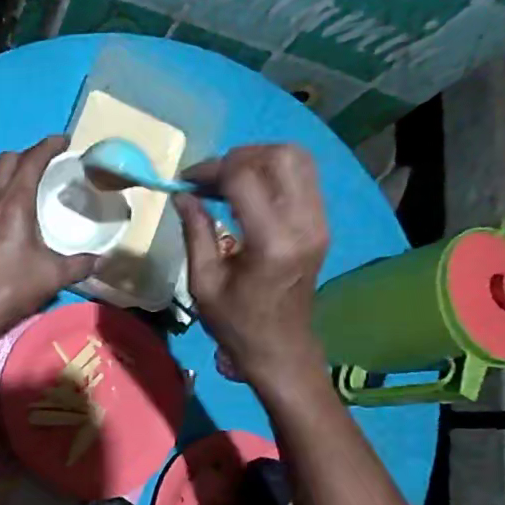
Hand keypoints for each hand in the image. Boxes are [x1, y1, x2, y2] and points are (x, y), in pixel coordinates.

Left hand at [0, 135, 96, 350]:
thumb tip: (99, 259)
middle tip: (50, 164)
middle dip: (28, 155)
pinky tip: (13, 219)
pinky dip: (1, 197)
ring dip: (12, 176)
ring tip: (34, 190)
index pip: (31, 160)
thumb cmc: (10, 289)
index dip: (48, 146)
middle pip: (6, 161)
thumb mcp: (53, 276)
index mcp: (12, 203)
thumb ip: (80, 264)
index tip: (64, 141)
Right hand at [175, 144, 329, 389]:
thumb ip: (195, 231)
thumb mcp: (203, 281)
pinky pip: (303, 177)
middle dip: (240, 156)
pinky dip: (273, 173)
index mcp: (272, 242)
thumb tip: (182, 195)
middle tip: (210, 177)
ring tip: (227, 179)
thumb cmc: (236, 322)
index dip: (212, 170)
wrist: (280, 348)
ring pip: (298, 160)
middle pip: (282, 156)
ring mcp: (319, 222)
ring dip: (259, 160)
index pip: (245, 178)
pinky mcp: (321, 224)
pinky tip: (246, 191)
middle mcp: (304, 224)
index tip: (187, 181)